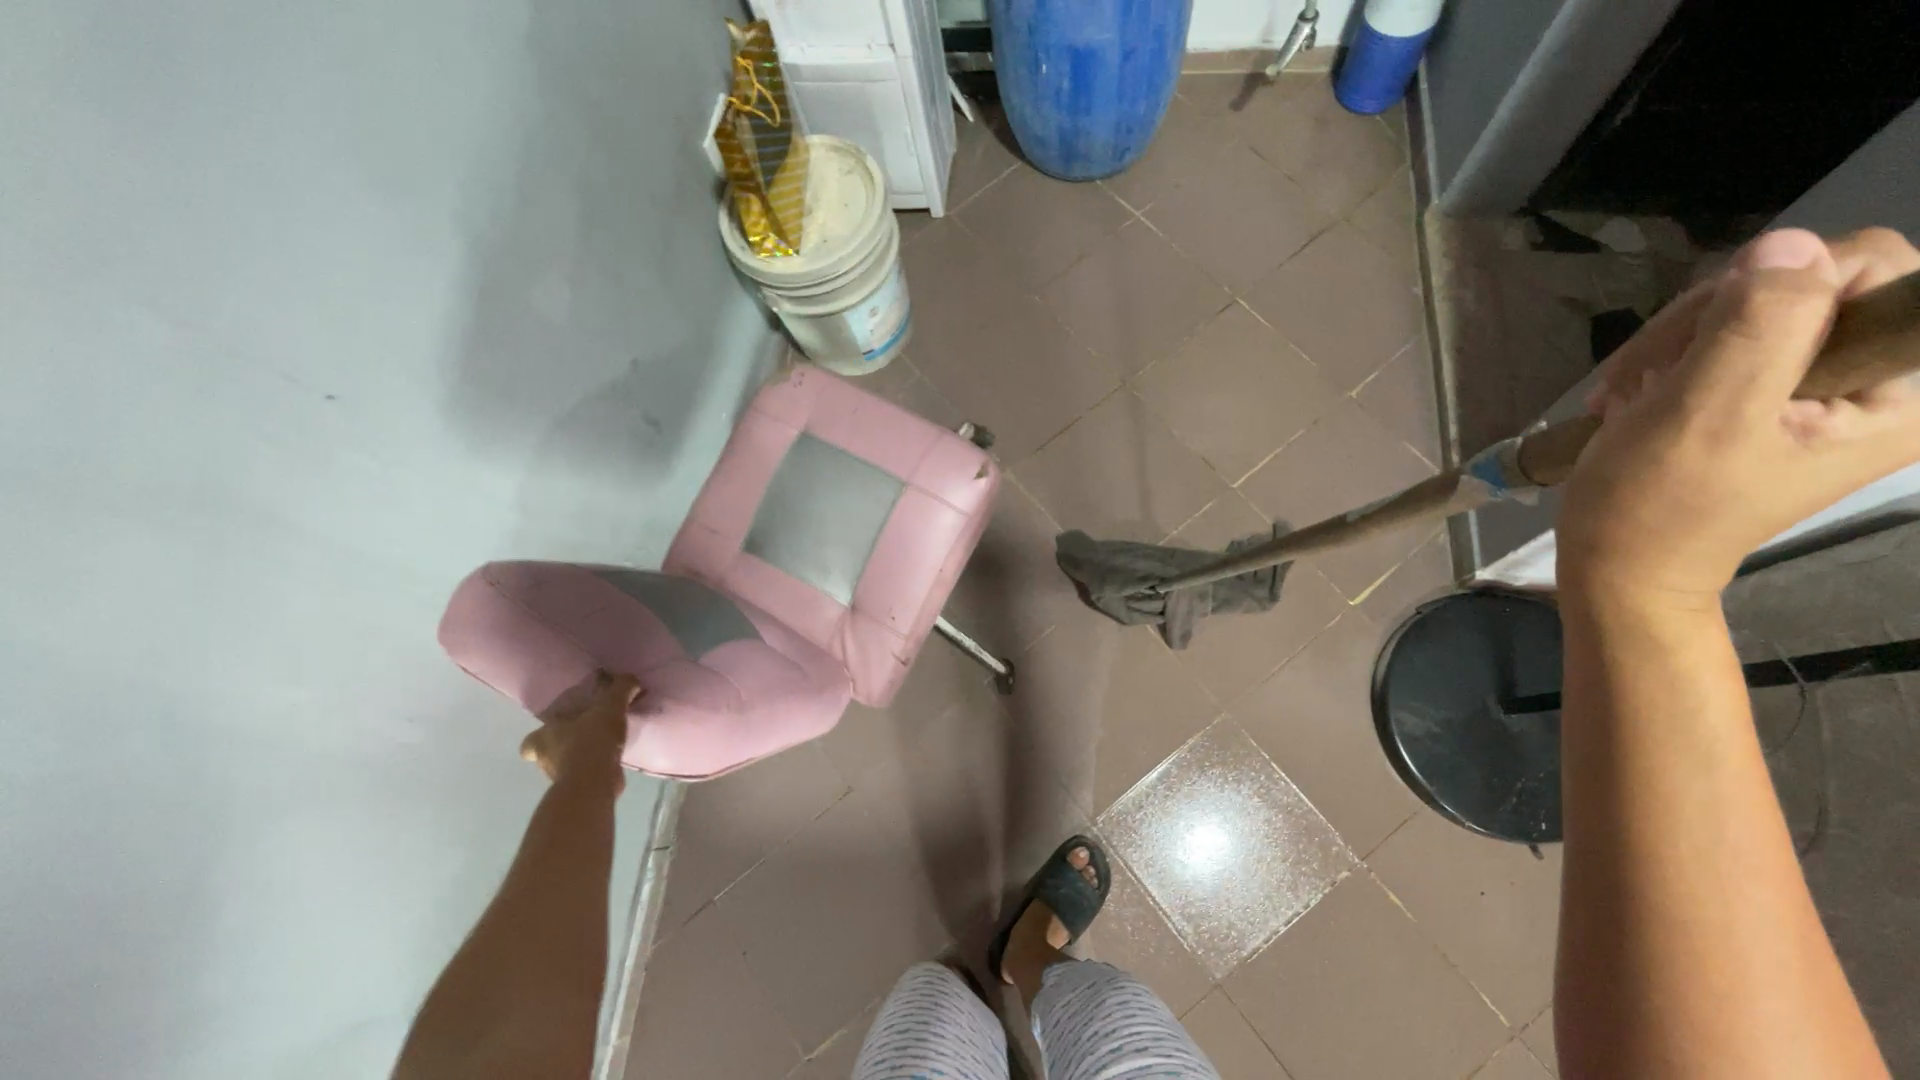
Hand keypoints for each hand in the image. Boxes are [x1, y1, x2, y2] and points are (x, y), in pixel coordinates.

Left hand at [520, 671, 640, 791]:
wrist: (595, 781)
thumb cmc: (591, 740)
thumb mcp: (609, 706)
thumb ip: (620, 689)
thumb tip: (630, 678)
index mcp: (544, 738)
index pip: (529, 741)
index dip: (540, 736)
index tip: (556, 731)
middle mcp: (547, 760)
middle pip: (549, 753)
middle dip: (565, 746)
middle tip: (586, 735)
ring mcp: (562, 778)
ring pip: (567, 766)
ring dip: (582, 758)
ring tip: (604, 747)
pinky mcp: (580, 790)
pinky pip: (586, 777)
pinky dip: (596, 770)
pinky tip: (613, 762)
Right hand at [1559, 227, 1919, 608]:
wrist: (1617, 566)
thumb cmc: (1658, 504)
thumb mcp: (1706, 412)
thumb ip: (1760, 324)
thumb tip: (1785, 245)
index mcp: (1899, 390)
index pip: (1873, 270)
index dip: (1779, 287)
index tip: (1704, 345)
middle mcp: (1877, 382)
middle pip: (1807, 283)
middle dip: (1710, 319)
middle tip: (1647, 376)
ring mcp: (1819, 390)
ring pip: (1754, 307)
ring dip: (1675, 343)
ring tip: (1631, 394)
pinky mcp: (1769, 398)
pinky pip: (1727, 340)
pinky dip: (1669, 360)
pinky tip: (1635, 397)